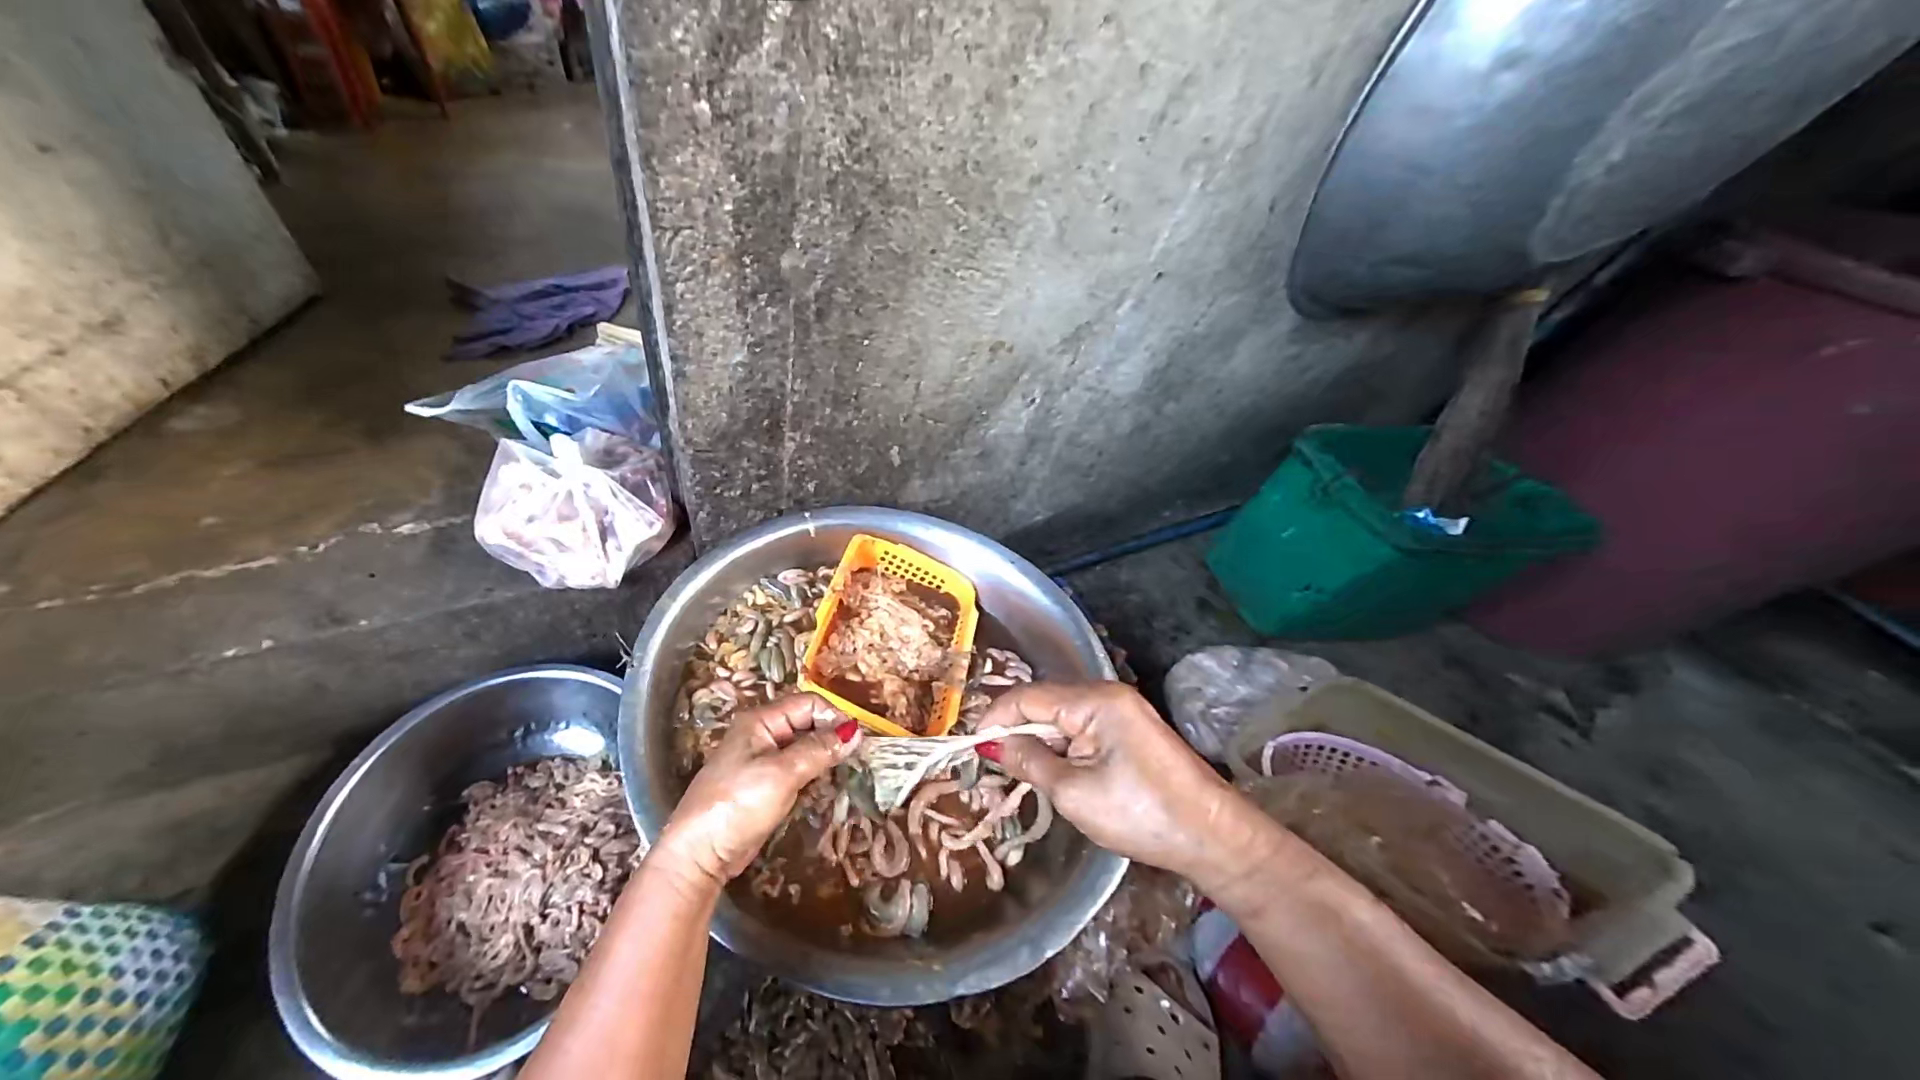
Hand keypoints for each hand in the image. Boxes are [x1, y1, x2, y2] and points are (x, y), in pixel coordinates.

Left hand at [651, 693, 861, 894]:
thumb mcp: (783, 773)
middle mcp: (760, 734)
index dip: (833, 716)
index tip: (856, 739)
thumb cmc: (738, 804)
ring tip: (846, 768)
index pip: (808, 703)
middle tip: (857, 754)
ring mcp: (760, 760)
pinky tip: (825, 784)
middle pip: (806, 722)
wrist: (699, 853)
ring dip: (824, 754)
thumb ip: (819, 750)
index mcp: (760, 721)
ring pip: (803, 746)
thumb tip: (854, 731)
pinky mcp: (763, 785)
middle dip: (831, 734)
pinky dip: (813, 772)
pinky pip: (796, 768)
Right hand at [980, 682, 1270, 888]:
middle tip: (992, 767)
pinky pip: (1082, 730)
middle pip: (1045, 703)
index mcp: (1094, 700)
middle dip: (1016, 731)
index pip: (1028, 697)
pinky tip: (1054, 774)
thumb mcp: (1074, 792)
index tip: (972, 749)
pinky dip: (1062, 748)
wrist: (1212, 836)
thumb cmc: (1141, 813)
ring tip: (1020, 775)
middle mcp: (1107, 695)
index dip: (995, 719)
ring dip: (1039, 742)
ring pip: (1062, 718)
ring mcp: (1122, 711)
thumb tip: (993, 745)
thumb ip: (1029, 761)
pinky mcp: (1130, 731)